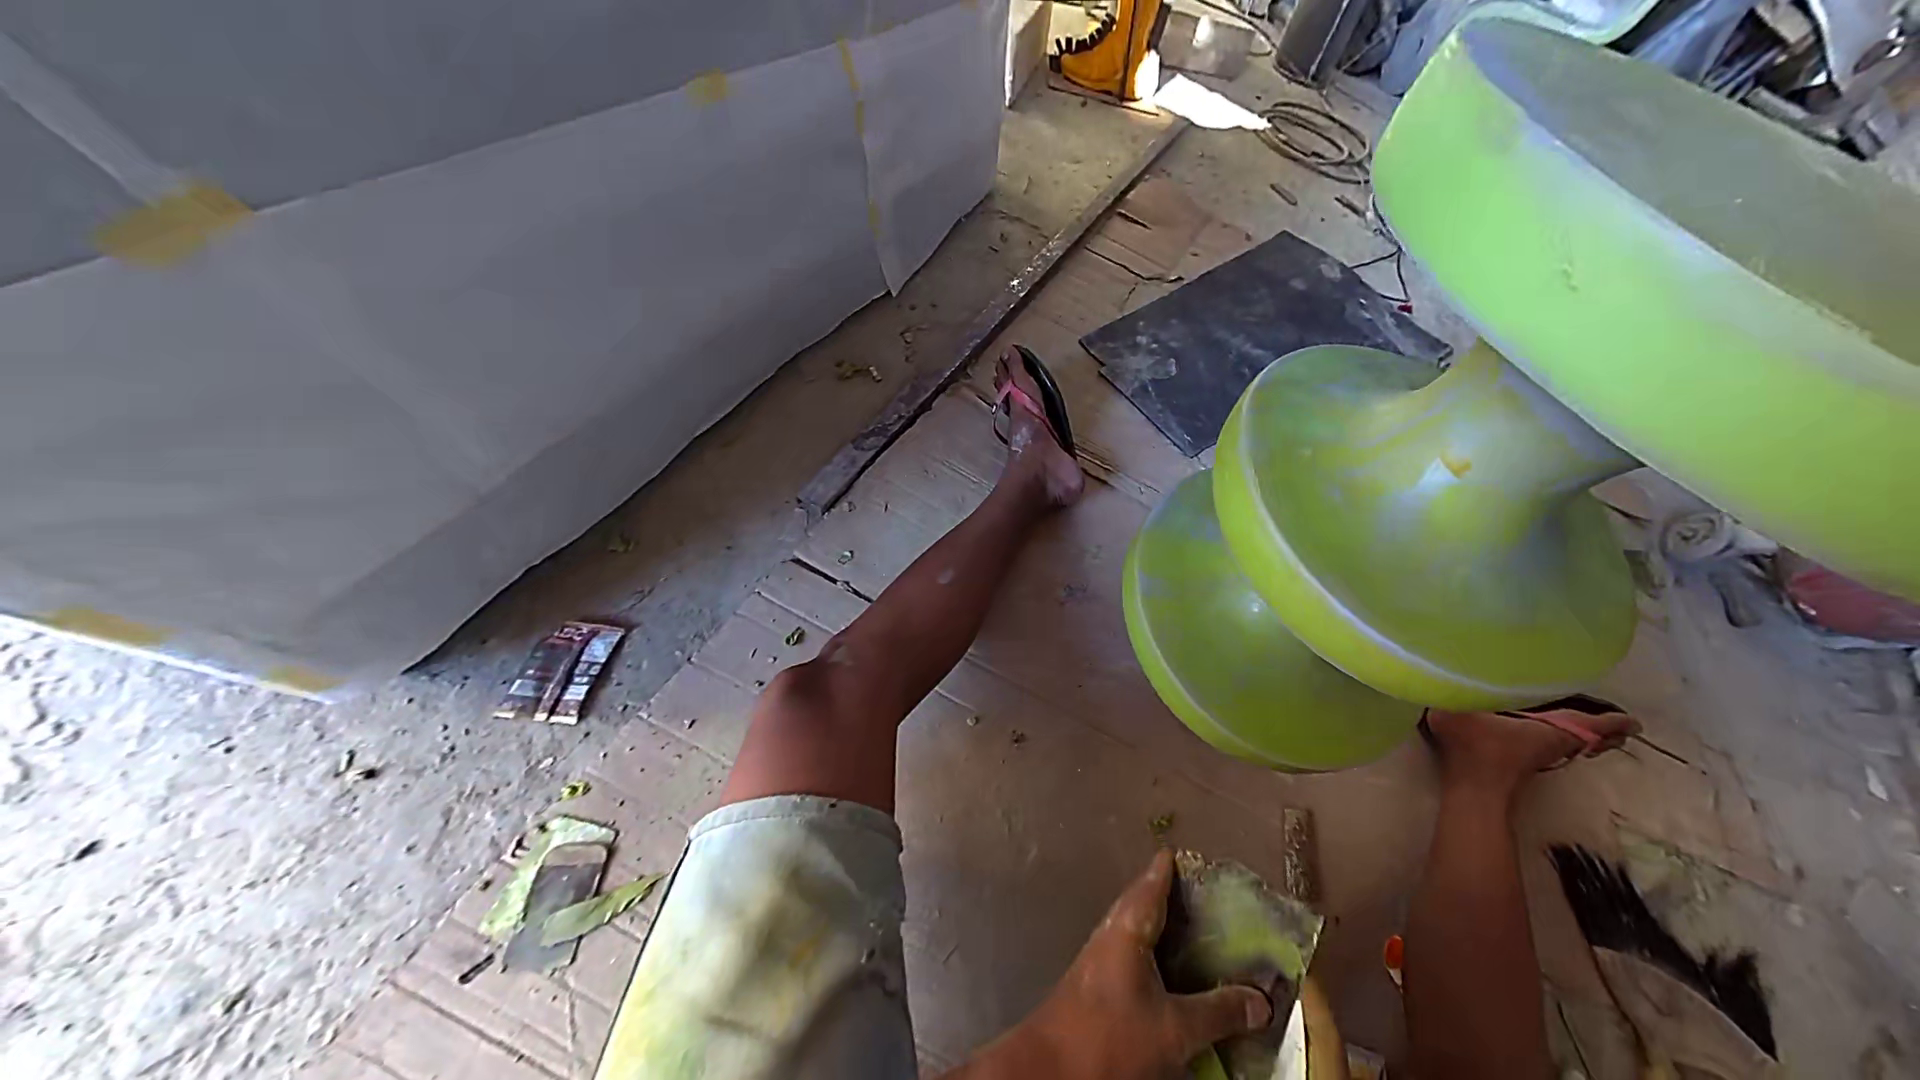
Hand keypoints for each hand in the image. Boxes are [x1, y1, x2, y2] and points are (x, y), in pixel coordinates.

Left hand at [944, 850, 1273, 1079]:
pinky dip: (1155, 953)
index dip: (1168, 869)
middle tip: (1203, 892)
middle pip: (1142, 903)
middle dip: (1170, 896)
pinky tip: (1172, 972)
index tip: (1186, 853)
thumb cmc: (1110, 1034)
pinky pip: (1133, 955)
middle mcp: (1111, 935)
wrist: (1052, 1066)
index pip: (1151, 885)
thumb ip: (1217, 1012)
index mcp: (1127, 929)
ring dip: (1162, 926)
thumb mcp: (1174, 1028)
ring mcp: (1101, 959)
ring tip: (1196, 929)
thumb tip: (1261, 999)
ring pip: (1136, 930)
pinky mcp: (1098, 984)